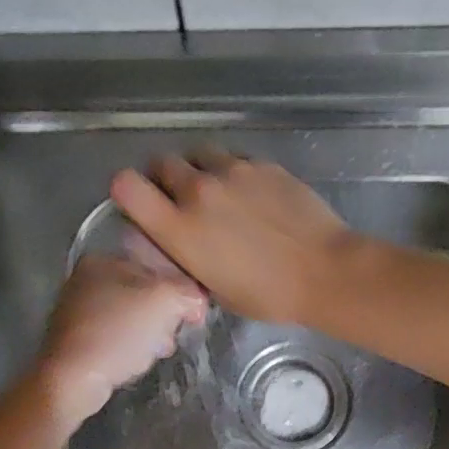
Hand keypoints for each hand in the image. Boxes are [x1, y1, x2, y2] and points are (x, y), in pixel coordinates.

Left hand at [35, 253, 208, 427]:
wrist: (73, 378)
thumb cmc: (118, 332)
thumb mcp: (163, 303)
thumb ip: (187, 293)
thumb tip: (197, 302)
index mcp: (102, 259)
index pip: (155, 267)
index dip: (180, 290)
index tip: (192, 315)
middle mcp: (86, 279)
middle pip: (144, 293)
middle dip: (163, 315)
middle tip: (171, 334)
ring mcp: (78, 310)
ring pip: (132, 317)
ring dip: (150, 334)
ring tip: (156, 351)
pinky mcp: (77, 339)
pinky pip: (116, 337)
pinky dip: (130, 347)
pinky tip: (136, 361)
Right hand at [110, 148, 358, 324]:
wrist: (323, 271)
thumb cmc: (268, 295)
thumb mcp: (215, 289)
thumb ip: (189, 258)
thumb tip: (184, 244)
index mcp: (179, 229)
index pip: (125, 186)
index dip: (127, 192)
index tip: (141, 207)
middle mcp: (198, 191)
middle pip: (159, 163)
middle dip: (162, 178)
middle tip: (179, 200)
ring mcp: (232, 172)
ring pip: (197, 154)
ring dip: (197, 169)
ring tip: (215, 192)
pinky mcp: (261, 165)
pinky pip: (233, 159)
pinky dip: (231, 172)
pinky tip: (249, 195)